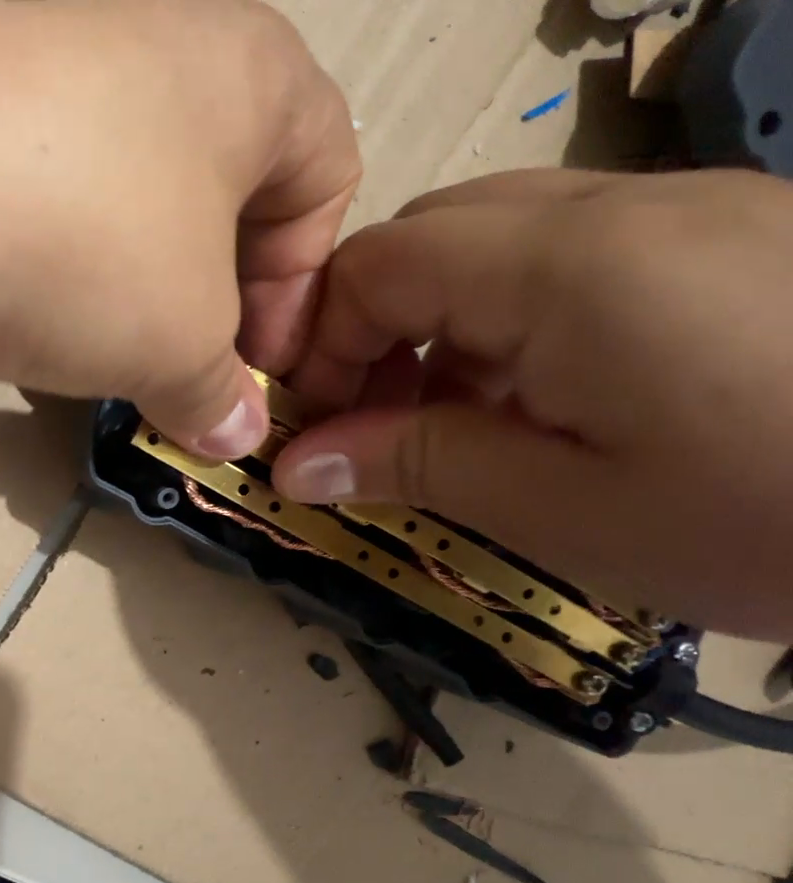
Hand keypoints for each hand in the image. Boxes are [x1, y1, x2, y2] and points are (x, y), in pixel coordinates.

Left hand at [0, 0, 357, 458]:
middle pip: (205, 189)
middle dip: (195, 292)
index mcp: (249, 71)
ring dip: (105, 283)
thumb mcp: (176, 342)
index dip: (302, 292)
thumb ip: (212, 391)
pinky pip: (21, 198)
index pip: (323, 179)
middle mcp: (148, 45)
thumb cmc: (84, 249)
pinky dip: (26, 260)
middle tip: (163, 371)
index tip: (253, 373)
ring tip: (74, 348)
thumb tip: (231, 434)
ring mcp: (37, 70)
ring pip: (105, 198)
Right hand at [270, 169, 792, 641]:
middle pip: (433, 230)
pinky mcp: (748, 234)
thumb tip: (296, 466)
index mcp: (569, 267)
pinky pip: (584, 250)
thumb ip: (415, 466)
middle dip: (374, 323)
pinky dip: (524, 317)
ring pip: (504, 235)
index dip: (318, 343)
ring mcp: (698, 211)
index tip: (315, 427)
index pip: (375, 263)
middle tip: (377, 416)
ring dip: (445, 322)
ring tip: (466, 418)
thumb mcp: (567, 508)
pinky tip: (561, 398)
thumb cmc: (784, 515)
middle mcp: (627, 209)